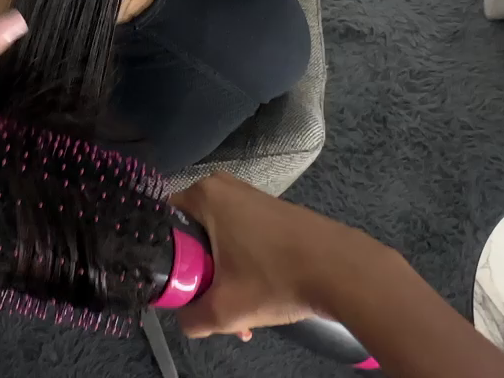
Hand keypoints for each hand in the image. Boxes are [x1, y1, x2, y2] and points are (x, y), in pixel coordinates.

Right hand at [171, 173, 387, 340]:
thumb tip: (184, 318)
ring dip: (224, 275)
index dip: (168, 258)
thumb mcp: (225, 310)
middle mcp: (222, 185)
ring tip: (240, 311)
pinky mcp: (268, 207)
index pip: (165, 221)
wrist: (338, 267)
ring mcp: (248, 194)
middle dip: (201, 273)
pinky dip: (243, 263)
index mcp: (204, 194)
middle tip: (211, 302)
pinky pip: (240, 234)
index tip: (181, 286)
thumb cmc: (276, 278)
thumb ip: (192, 318)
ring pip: (219, 238)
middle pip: (193, 233)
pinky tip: (258, 295)